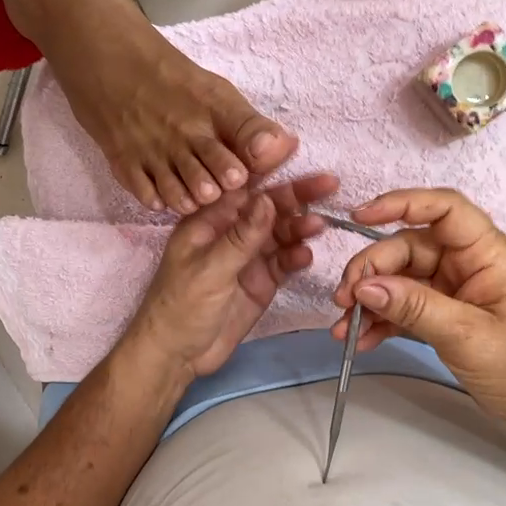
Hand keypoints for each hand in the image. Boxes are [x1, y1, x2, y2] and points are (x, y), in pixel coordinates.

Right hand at [51, 17, 299, 213]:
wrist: (105, 54)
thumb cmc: (167, 74)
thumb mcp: (214, 90)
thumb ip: (248, 124)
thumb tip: (287, 146)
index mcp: (211, 108)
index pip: (243, 144)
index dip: (249, 168)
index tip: (245, 178)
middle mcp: (183, 132)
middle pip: (210, 176)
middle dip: (219, 190)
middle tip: (218, 193)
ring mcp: (151, 148)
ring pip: (178, 192)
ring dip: (190, 200)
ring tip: (195, 200)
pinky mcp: (122, 159)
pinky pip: (143, 191)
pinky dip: (156, 199)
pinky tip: (164, 198)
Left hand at [126, 174, 337, 377]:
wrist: (175, 356)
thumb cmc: (180, 307)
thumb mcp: (210, 269)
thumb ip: (241, 237)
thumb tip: (268, 199)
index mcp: (207, 222)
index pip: (243, 187)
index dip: (270, 169)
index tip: (299, 150)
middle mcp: (229, 235)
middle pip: (267, 209)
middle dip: (296, 197)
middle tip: (330, 184)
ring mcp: (246, 260)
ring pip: (279, 235)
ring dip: (299, 228)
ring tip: (320, 226)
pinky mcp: (259, 283)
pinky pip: (282, 264)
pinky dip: (295, 258)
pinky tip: (306, 255)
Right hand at [332, 188, 505, 426]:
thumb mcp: (468, 336)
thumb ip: (416, 308)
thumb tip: (365, 287)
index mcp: (487, 254)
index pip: (445, 210)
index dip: (402, 204)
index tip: (360, 218)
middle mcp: (467, 263)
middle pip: (408, 248)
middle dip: (371, 270)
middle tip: (344, 300)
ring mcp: (452, 288)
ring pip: (398, 278)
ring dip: (368, 300)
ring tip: (343, 327)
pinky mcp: (441, 313)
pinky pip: (401, 307)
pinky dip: (379, 321)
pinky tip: (361, 340)